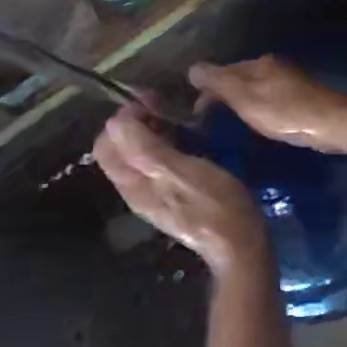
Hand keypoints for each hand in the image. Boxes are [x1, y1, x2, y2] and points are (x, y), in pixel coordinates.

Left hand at [93, 105, 266, 272]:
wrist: (240, 244)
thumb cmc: (216, 204)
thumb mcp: (183, 172)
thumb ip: (147, 148)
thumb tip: (117, 121)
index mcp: (134, 182)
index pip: (106, 143)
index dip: (123, 118)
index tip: (152, 102)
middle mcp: (137, 189)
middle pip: (120, 149)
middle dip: (135, 122)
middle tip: (165, 105)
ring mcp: (155, 195)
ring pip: (139, 155)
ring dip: (151, 132)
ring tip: (177, 118)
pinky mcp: (173, 196)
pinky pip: (157, 164)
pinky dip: (165, 145)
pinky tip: (188, 140)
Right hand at [188, 57, 346, 153]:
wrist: (334, 124)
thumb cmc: (286, 114)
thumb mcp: (246, 99)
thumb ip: (219, 83)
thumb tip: (191, 69)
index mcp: (258, 63)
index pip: (221, 70)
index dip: (205, 90)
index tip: (196, 115)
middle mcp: (273, 66)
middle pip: (238, 78)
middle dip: (221, 96)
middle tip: (208, 123)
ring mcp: (288, 81)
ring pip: (253, 89)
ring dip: (239, 103)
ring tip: (228, 125)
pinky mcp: (300, 97)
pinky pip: (268, 98)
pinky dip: (257, 109)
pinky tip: (256, 123)